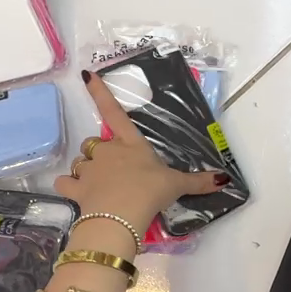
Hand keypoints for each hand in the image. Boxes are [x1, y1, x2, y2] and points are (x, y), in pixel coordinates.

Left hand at [55, 71, 223, 232]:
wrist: (120, 216)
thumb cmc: (150, 191)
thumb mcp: (177, 185)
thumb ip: (198, 181)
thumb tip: (224, 179)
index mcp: (131, 144)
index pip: (115, 113)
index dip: (100, 93)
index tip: (86, 75)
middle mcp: (107, 152)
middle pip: (94, 142)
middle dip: (100, 150)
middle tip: (114, 166)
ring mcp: (89, 169)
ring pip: (80, 161)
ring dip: (86, 167)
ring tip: (99, 181)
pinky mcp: (76, 189)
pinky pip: (65, 182)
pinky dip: (69, 185)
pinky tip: (77, 191)